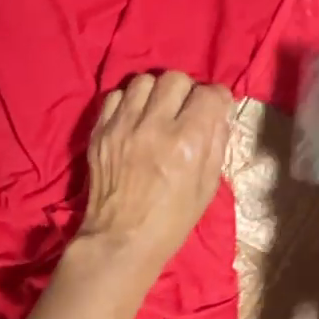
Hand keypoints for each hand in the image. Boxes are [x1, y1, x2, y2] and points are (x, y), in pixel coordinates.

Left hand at [79, 72, 232, 280]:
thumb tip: (219, 114)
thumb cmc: (172, 221)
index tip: (215, 110)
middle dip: (187, 92)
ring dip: (156, 93)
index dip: (217, 100)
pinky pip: (116, 95)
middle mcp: (154, 126)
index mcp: (186, 143)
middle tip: (185, 112)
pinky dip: (129, 102)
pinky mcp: (100, 131)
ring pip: (144, 81)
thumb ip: (216, 144)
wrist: (121, 240)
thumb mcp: (208, 187)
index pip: (209, 94)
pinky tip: (135, 121)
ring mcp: (122, 126)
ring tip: (158, 113)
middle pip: (176, 79)